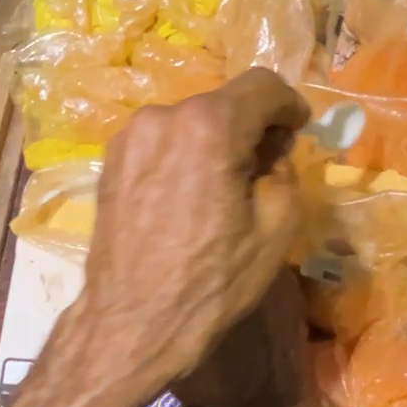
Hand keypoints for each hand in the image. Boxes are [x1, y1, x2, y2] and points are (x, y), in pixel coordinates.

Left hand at [65, 68, 307, 402]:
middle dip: (250, 128)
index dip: (289, 105)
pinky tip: (187, 198)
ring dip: (213, 142)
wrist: (133, 321)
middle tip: (264, 170)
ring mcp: (128, 137)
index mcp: (208, 126)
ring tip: (221, 190)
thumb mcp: (276, 227)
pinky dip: (182, 156)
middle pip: (223, 103)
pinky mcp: (109, 161)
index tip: (297, 131)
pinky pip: (161, 143)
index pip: (262, 85)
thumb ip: (284, 170)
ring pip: (189, 122)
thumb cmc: (212, 281)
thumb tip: (271, 149)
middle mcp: (162, 116)